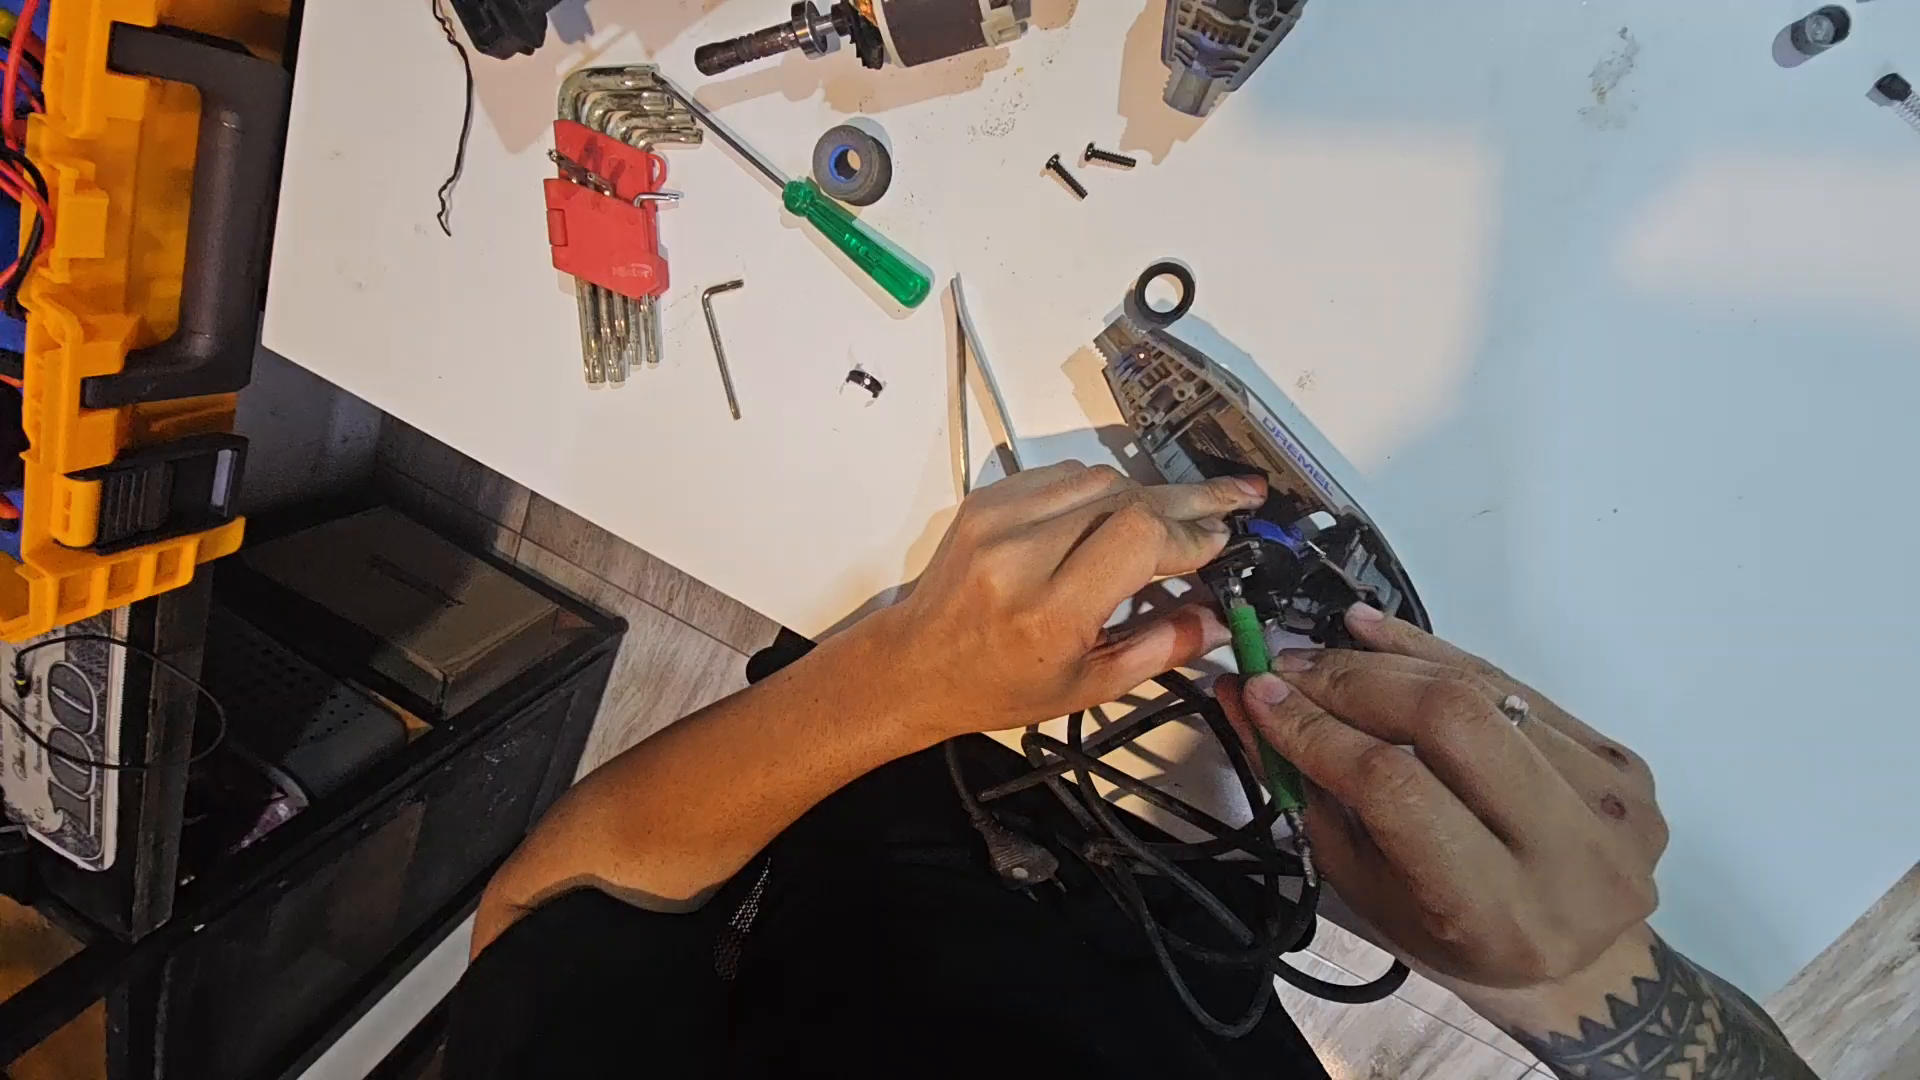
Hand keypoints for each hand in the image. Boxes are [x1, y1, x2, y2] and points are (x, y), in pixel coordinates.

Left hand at [873, 461, 1266, 740]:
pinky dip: (1098, 487)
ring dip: (1144, 493)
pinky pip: (1060, 475)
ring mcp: (997, 517)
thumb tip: (1218, 619)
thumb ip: (1156, 650)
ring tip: (1180, 512)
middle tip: (1237, 494)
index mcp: (1049, 610)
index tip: (1220, 541)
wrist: (914, 662)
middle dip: (1188, 499)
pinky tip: (1117, 509)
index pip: (1138, 538)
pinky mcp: (985, 500)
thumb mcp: (1083, 689)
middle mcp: (1021, 553)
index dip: (1189, 533)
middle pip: (1125, 497)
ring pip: (1097, 478)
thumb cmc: (999, 688)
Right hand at [1216, 604, 1667, 989]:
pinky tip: (1370, 630)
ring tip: (1319, 650)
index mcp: (1500, 910)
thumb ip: (1298, 782)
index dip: (1317, 730)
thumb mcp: (1355, 872)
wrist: (1571, 955)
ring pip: (1476, 687)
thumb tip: (1242, 693)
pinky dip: (1429, 649)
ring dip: (1381, 659)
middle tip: (1286, 666)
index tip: (1256, 691)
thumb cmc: (1437, 929)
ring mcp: (1611, 800)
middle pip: (1448, 717)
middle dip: (1349, 680)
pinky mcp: (1620, 760)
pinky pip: (1504, 679)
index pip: (1395, 786)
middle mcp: (1576, 855)